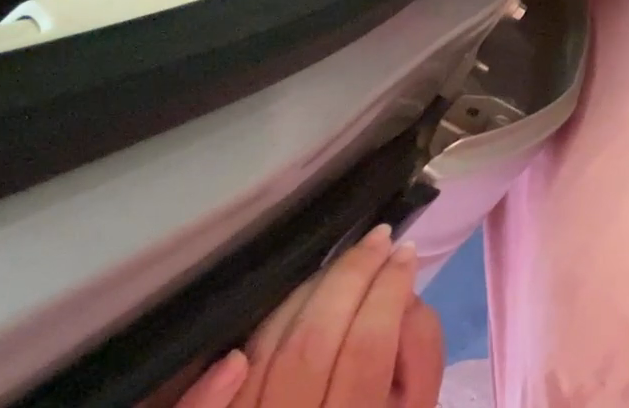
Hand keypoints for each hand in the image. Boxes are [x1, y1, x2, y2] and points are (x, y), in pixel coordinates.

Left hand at [173, 226, 444, 407]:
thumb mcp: (417, 406)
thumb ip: (421, 351)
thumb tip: (402, 298)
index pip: (369, 348)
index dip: (387, 291)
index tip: (405, 252)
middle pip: (311, 344)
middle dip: (349, 277)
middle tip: (378, 238)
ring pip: (264, 354)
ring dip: (304, 295)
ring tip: (339, 266)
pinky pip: (207, 405)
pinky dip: (218, 376)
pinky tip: (237, 354)